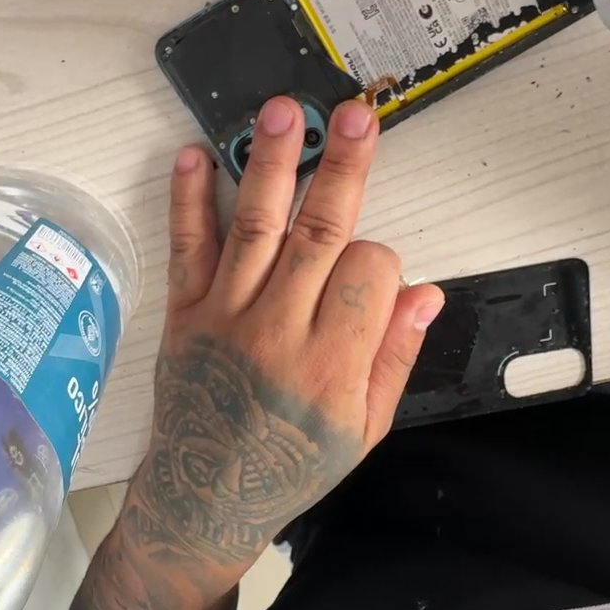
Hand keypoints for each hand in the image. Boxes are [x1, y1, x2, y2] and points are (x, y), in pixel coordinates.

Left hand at [139, 95, 444, 568]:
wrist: (203, 498)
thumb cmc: (291, 468)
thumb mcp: (363, 430)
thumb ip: (393, 359)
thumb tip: (424, 294)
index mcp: (332, 365)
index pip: (370, 271)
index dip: (383, 257)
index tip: (376, 270)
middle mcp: (278, 331)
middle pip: (320, 231)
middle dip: (343, 167)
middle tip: (356, 113)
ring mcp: (225, 315)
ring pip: (256, 225)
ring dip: (271, 163)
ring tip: (283, 111)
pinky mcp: (185, 312)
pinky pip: (188, 247)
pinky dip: (188, 201)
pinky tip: (193, 157)